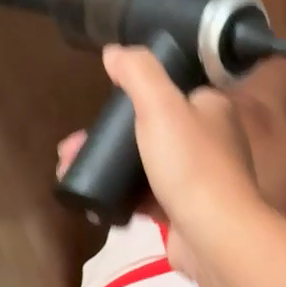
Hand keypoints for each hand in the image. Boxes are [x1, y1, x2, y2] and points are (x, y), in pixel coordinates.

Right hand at [51, 45, 266, 274]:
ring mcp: (199, 178)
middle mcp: (211, 139)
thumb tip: (115, 51)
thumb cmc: (190, 164)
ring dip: (111, 165)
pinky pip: (148, 196)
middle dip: (110, 136)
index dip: (135, 96)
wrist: (214, 235)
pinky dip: (122, 195)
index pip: (173, 91)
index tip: (101, 107)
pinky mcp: (186, 210)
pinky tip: (96, 198)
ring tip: (71, 169)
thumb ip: (139, 73)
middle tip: (72, 147)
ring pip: (146, 163)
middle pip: (153, 128)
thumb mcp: (161, 105)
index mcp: (212, 108)